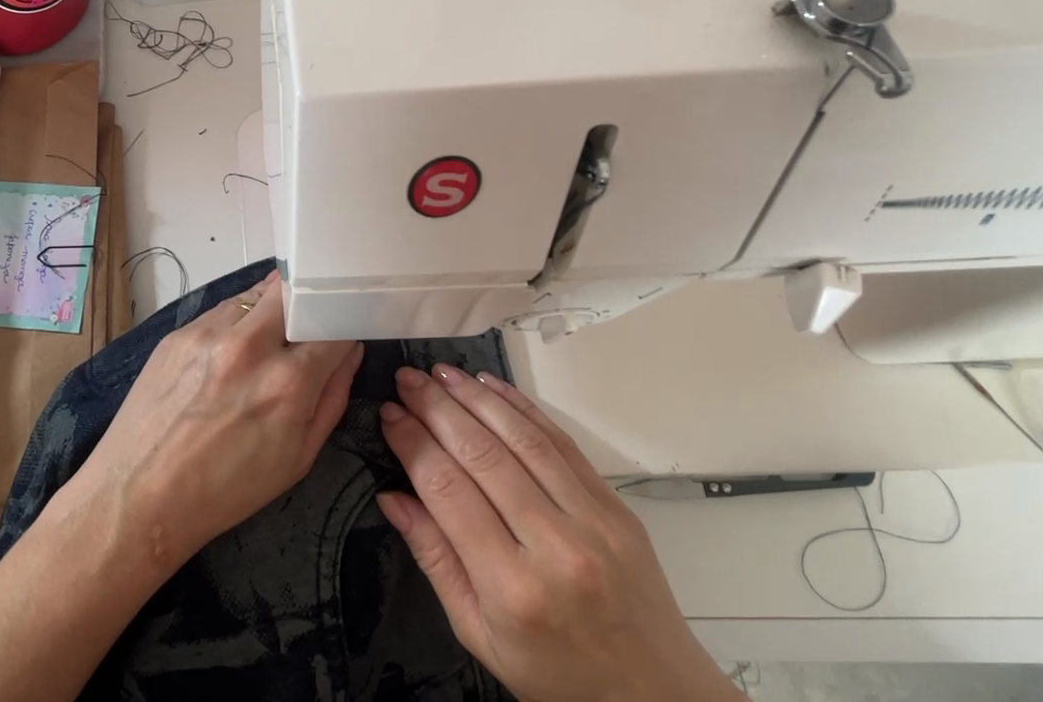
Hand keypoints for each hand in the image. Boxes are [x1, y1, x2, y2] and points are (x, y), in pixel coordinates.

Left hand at [61, 271, 362, 571]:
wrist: (140, 493)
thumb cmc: (226, 490)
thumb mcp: (298, 458)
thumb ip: (331, 398)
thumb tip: (348, 351)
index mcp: (287, 382)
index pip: (333, 324)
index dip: (345, 323)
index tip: (346, 327)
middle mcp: (249, 345)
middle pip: (294, 291)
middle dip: (308, 304)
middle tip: (309, 325)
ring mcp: (208, 333)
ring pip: (256, 294)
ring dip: (272, 309)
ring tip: (268, 341)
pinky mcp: (177, 332)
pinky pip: (222, 310)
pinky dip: (237, 321)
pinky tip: (231, 352)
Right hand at [377, 365, 742, 701]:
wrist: (654, 694)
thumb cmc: (554, 673)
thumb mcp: (476, 631)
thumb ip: (435, 559)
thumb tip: (392, 497)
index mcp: (511, 587)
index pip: (448, 491)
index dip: (413, 444)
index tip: (388, 414)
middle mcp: (555, 545)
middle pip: (482, 456)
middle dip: (437, 409)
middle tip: (405, 379)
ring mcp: (593, 521)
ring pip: (523, 440)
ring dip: (477, 398)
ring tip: (440, 373)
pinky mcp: (617, 507)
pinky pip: (562, 445)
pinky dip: (524, 409)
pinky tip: (492, 387)